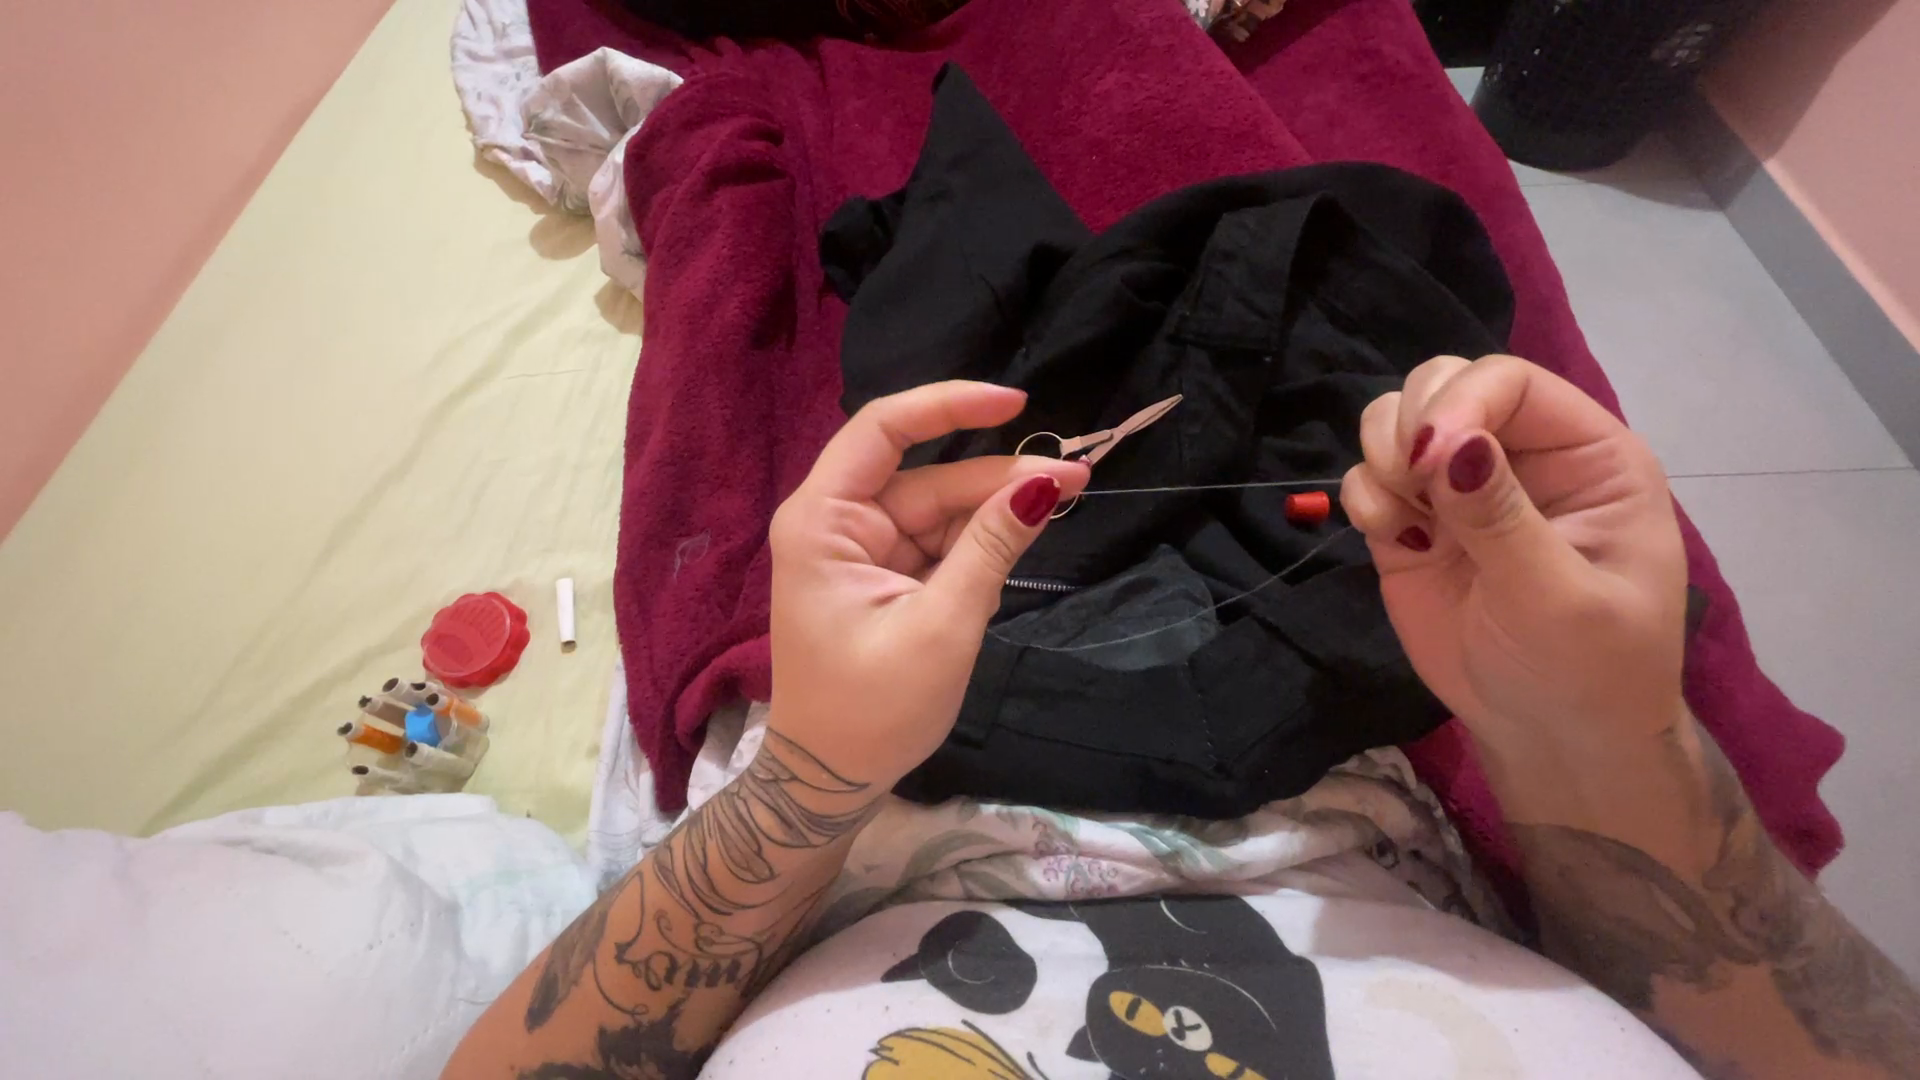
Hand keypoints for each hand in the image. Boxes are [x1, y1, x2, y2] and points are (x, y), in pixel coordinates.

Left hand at [767, 381, 1089, 787]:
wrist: (831, 779)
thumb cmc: (873, 710)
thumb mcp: (941, 626)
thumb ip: (991, 549)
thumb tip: (1046, 484)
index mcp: (822, 522)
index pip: (882, 430)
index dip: (949, 406)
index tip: (1016, 404)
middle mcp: (836, 522)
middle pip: (925, 475)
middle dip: (998, 476)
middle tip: (1077, 477)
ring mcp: (861, 549)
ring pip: (939, 507)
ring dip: (997, 506)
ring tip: (1068, 496)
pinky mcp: (884, 575)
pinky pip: (938, 540)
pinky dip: (980, 538)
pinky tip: (1026, 526)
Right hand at [1338, 355, 1688, 754]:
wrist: (1543, 732)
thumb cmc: (1584, 667)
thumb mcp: (1557, 596)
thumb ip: (1501, 517)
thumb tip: (1444, 444)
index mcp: (1584, 456)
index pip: (1509, 381)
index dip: (1459, 402)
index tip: (1425, 460)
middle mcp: (1515, 456)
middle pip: (1440, 384)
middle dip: (1409, 425)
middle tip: (1410, 484)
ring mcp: (1453, 488)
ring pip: (1392, 423)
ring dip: (1380, 458)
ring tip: (1401, 517)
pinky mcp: (1406, 522)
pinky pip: (1364, 478)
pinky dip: (1362, 498)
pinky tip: (1392, 538)